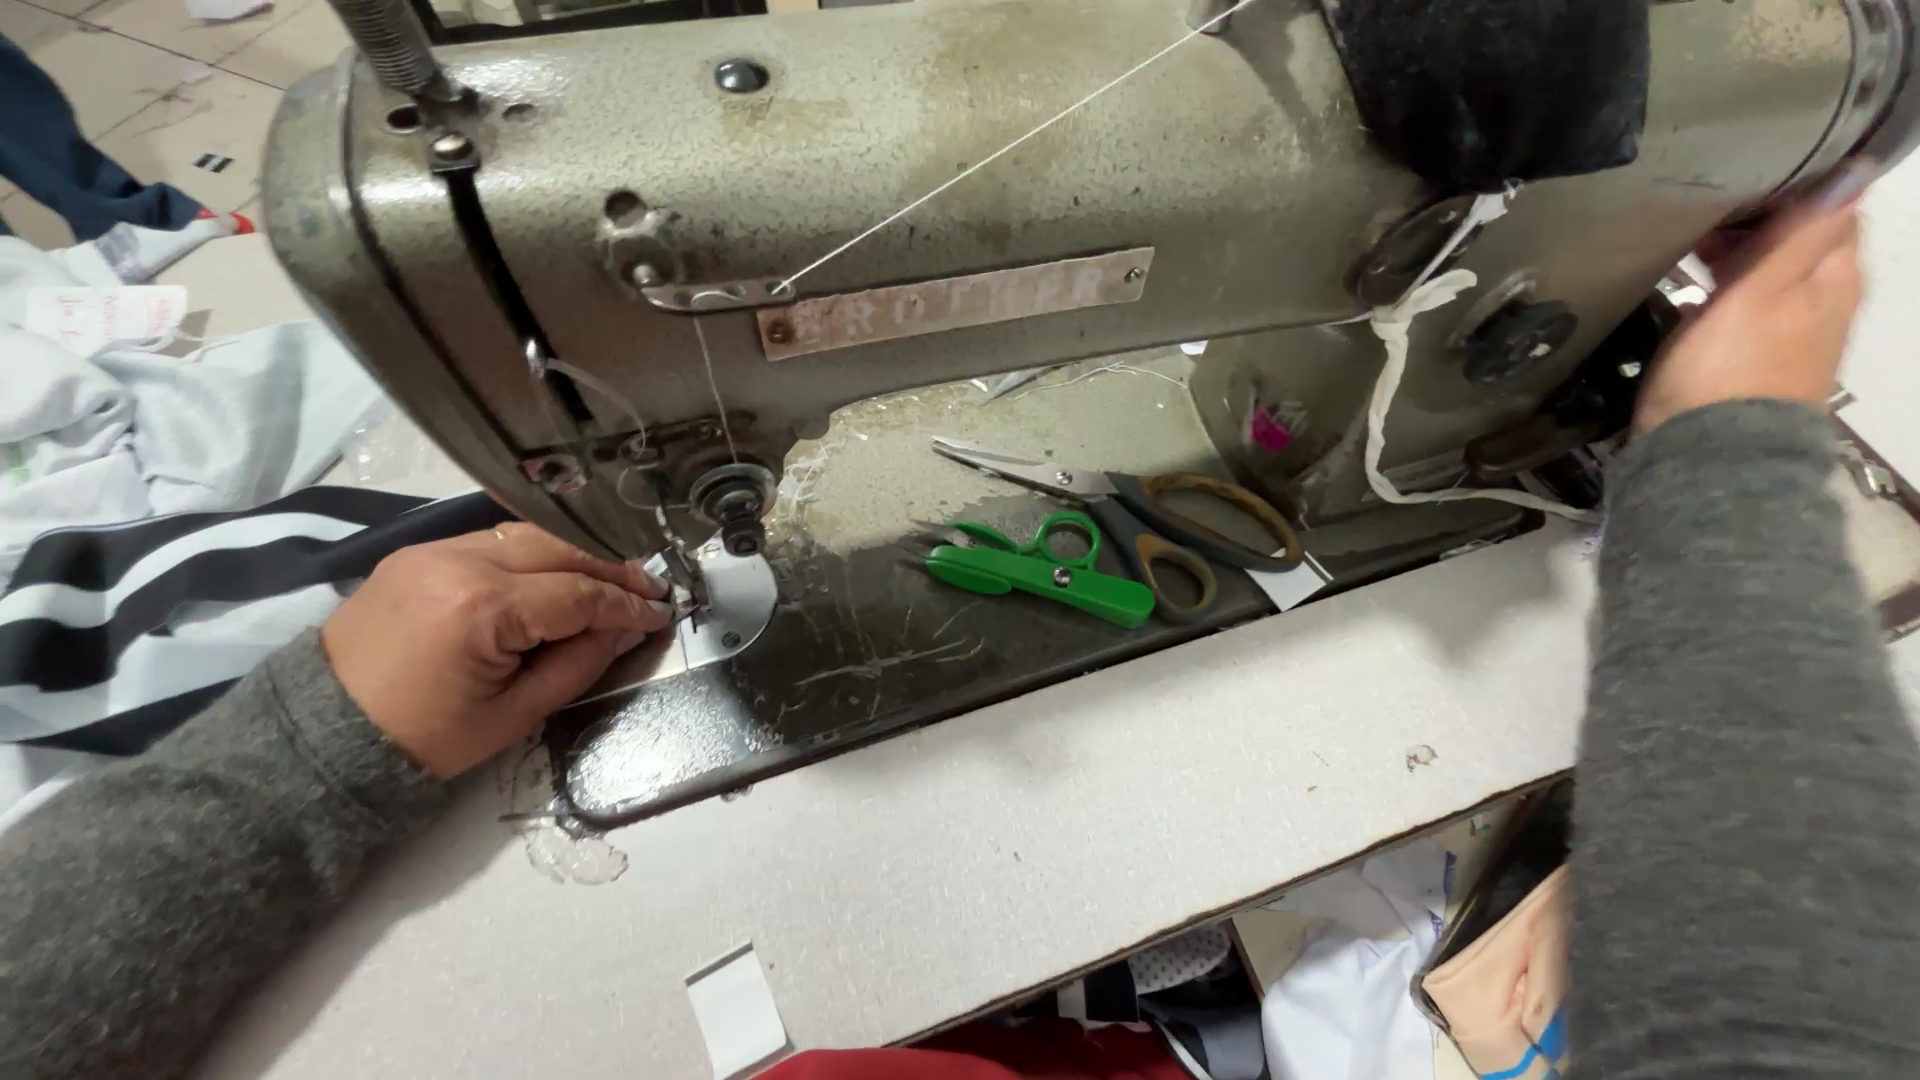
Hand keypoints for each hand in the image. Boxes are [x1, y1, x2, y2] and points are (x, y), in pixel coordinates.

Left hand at [320, 523, 672, 777]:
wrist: (320, 738)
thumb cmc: (425, 739)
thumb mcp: (516, 714)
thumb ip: (579, 664)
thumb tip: (624, 630)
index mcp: (481, 608)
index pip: (578, 594)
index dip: (627, 606)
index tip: (662, 615)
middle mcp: (459, 562)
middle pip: (561, 549)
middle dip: (613, 568)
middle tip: (650, 589)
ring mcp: (434, 550)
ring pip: (531, 535)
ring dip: (578, 554)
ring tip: (614, 577)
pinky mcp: (419, 553)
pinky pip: (496, 541)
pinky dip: (538, 554)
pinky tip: (561, 572)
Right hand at [1634, 159, 1872, 433]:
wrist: (1705, 451)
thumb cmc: (1729, 369)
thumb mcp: (1761, 293)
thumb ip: (1801, 234)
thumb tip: (1852, 170)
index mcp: (1833, 278)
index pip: (1833, 210)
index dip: (1795, 188)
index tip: (1742, 179)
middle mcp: (1820, 301)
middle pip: (1798, 243)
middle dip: (1757, 224)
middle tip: (1701, 213)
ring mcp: (1784, 332)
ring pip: (1766, 275)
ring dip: (1734, 258)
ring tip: (1687, 250)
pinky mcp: (1746, 358)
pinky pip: (1740, 307)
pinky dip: (1718, 293)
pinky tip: (1688, 297)